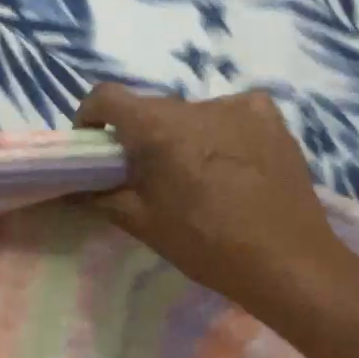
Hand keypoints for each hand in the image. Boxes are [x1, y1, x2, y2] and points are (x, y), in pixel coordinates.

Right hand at [73, 85, 358, 310]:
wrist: (288, 261)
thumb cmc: (203, 242)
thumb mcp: (138, 221)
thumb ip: (98, 196)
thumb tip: (71, 189)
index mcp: (158, 128)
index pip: (105, 96)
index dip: (89, 116)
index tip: (93, 145)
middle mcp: (197, 106)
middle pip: (149, 107)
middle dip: (137, 133)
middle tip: (142, 172)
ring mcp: (241, 108)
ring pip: (189, 113)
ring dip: (179, 134)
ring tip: (191, 173)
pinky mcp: (272, 119)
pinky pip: (229, 114)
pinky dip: (217, 130)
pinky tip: (226, 162)